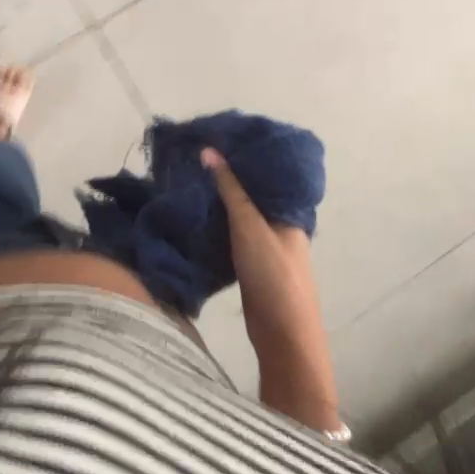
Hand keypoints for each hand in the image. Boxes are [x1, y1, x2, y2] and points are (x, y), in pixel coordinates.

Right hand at [203, 148, 343, 432]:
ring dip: (217, 201)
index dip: (243, 155)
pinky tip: (193, 214)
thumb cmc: (274, 276)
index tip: (213, 136)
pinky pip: (230, 235)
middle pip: (251, 193)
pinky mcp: (250, 266)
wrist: (283, 337)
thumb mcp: (249, 226)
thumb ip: (230, 189)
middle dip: (225, 177)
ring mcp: (265, 247)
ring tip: (186, 179)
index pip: (265, 174)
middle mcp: (279, 226)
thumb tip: (209, 149)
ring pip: (238, 215)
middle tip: (191, 156)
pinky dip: (214, 224)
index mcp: (288, 212)